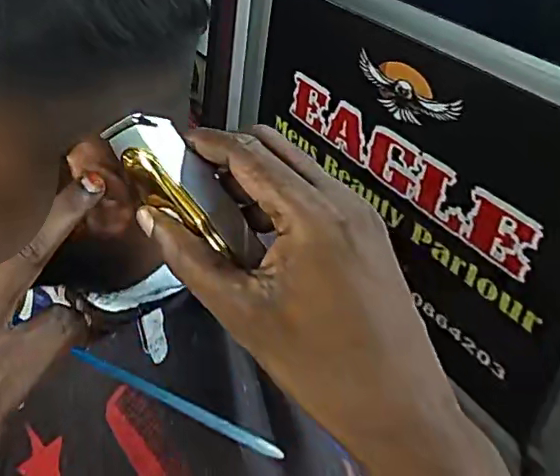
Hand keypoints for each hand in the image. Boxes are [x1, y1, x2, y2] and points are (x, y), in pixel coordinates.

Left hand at [0, 173, 105, 475]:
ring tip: (27, 188)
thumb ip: (6, 395)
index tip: (80, 314)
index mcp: (1, 373)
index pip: (60, 325)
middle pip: (25, 254)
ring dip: (7, 215)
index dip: (78, 318)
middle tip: (86, 185)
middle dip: (61, 214)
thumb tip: (17, 367)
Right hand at [140, 126, 506, 475]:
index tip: (179, 142)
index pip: (248, 152)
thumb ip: (189, 258)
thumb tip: (153, 221)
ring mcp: (360, 214)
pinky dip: (279, 191)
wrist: (406, 418)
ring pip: (294, 163)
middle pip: (273, 145)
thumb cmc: (326, 370)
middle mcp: (342, 202)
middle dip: (229, 151)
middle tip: (195, 174)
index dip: (208, 141)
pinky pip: (313, 187)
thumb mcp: (242, 312)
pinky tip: (258, 229)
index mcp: (313, 216)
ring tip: (220, 205)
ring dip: (254, 171)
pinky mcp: (368, 230)